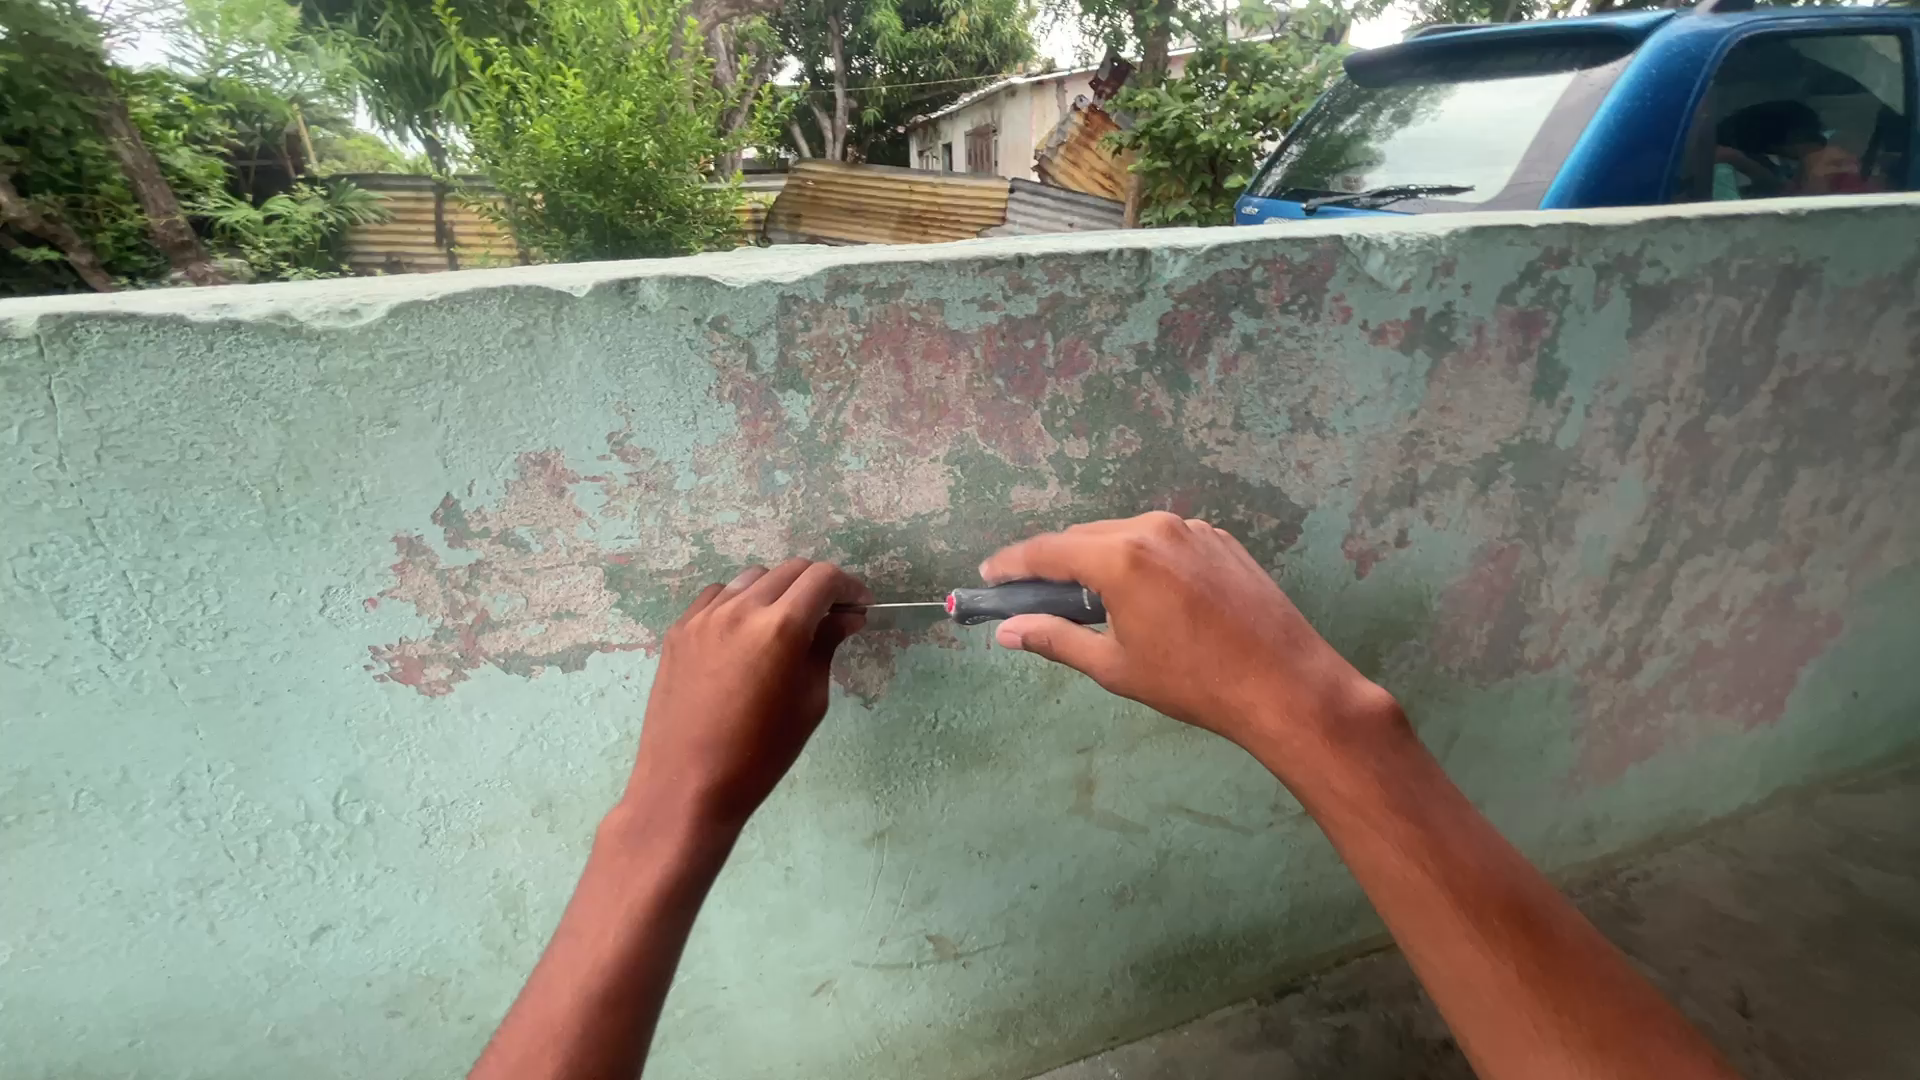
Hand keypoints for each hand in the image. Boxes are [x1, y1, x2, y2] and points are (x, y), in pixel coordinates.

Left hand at [621, 559, 869, 831]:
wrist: (686, 786)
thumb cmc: (760, 753)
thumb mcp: (809, 701)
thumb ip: (826, 647)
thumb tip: (846, 617)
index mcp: (781, 627)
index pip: (823, 578)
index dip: (848, 587)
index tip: (857, 606)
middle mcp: (741, 609)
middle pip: (790, 569)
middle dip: (817, 586)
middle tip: (828, 616)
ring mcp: (704, 616)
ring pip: (754, 577)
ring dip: (779, 590)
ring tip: (784, 623)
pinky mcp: (679, 629)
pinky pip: (718, 596)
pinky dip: (741, 601)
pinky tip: (744, 632)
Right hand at [982, 512, 1397, 762]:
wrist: (1287, 685)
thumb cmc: (1192, 683)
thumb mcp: (1114, 667)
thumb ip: (1054, 639)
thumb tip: (1006, 630)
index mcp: (1120, 557)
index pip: (1047, 551)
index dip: (1012, 564)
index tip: (988, 575)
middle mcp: (1152, 528)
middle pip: (1083, 537)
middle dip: (1052, 561)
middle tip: (1031, 591)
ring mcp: (1191, 528)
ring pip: (1123, 532)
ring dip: (1096, 556)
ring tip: (1087, 594)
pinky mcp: (1219, 538)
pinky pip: (1161, 538)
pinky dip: (1138, 555)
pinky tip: (1142, 589)